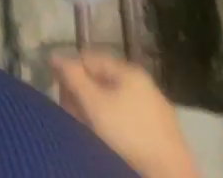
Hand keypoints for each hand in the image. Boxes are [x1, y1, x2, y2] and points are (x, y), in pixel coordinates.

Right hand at [52, 50, 198, 177]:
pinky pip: (127, 116)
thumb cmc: (126, 132)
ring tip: (87, 125)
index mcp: (129, 71)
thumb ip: (71, 75)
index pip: (88, 58)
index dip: (69, 70)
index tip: (60, 89)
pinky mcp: (161, 130)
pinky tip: (108, 137)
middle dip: (82, 93)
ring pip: (113, 99)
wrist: (168, 174)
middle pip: (101, 79)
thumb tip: (54, 56)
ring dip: (95, 109)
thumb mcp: (91, 101)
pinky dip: (113, 122)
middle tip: (71, 110)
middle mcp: (144, 83)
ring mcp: (155, 107)